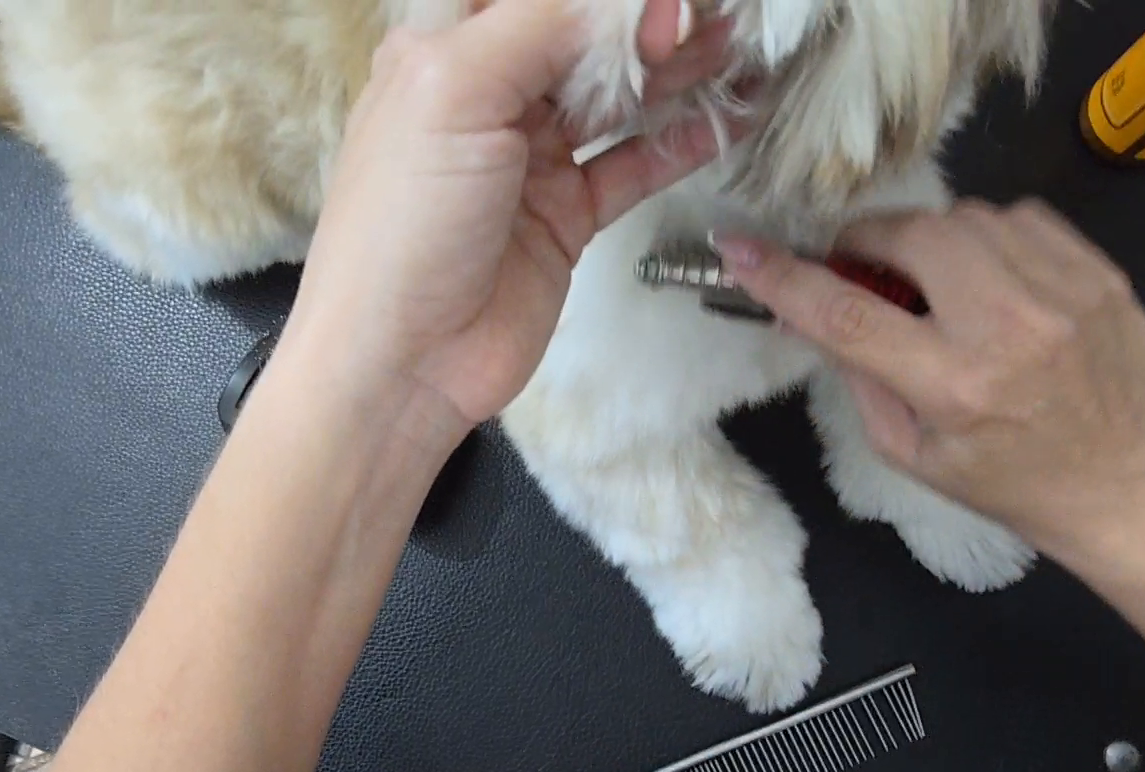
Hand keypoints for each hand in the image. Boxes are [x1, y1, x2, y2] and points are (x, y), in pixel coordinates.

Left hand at [285, 0, 732, 442]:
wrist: (405, 362)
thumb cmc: (405, 224)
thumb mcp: (453, 93)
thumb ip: (539, 26)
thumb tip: (626, 2)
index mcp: (446, 50)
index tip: (656, 4)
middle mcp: (492, 99)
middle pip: (583, 37)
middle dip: (647, 20)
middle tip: (710, 17)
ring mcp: (532, 164)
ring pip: (616, 100)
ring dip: (676, 72)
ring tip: (740, 49)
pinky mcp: (564, 221)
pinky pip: (630, 170)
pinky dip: (676, 146)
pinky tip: (727, 122)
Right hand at [718, 200, 1144, 560]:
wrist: (1112, 481)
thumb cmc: (993, 479)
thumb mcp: (904, 449)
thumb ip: (859, 374)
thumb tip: (812, 311)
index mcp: (953, 387)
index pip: (848, 316)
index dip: (786, 279)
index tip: (740, 252)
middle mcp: (1010, 328)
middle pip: (912, 238)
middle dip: (863, 241)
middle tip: (851, 264)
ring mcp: (1065, 290)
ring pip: (965, 217)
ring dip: (921, 239)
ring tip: (921, 278)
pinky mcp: (1101, 271)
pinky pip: (1018, 217)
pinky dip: (978, 236)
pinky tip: (978, 275)